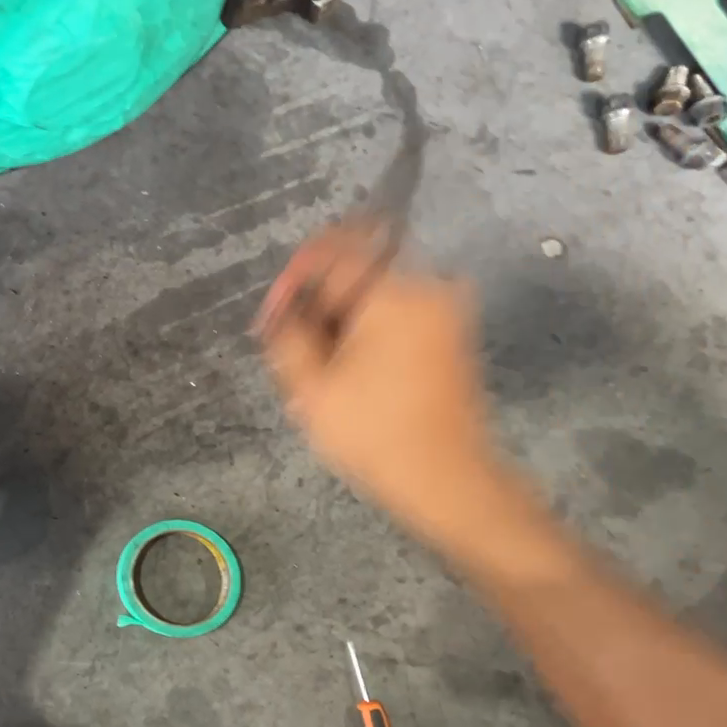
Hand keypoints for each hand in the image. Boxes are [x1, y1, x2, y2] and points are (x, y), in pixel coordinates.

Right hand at [253, 219, 521, 554]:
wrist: (443, 475)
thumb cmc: (372, 430)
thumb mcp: (309, 385)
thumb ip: (287, 332)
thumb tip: (283, 307)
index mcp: (394, 291)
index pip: (334, 250)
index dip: (295, 275)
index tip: (276, 311)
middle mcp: (429, 287)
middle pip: (355, 274)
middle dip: (318, 306)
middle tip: (295, 352)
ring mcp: (446, 310)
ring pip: (374, 298)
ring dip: (340, 324)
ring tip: (318, 372)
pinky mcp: (451, 335)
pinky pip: (397, 316)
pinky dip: (367, 335)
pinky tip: (349, 375)